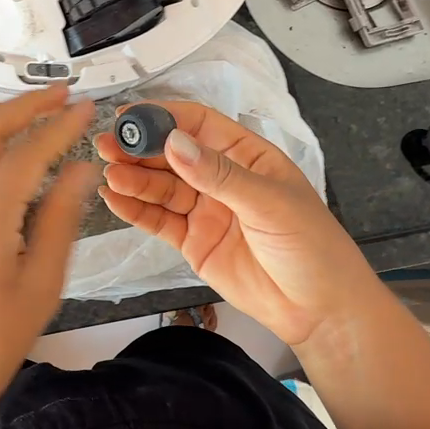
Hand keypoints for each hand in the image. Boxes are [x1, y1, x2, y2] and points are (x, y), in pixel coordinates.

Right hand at [96, 103, 368, 345]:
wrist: (321, 313)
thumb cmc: (313, 247)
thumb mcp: (270, 204)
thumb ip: (219, 175)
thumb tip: (175, 144)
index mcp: (244, 155)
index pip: (198, 124)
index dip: (164, 117)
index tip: (131, 116)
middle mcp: (219, 177)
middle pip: (170, 154)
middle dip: (139, 148)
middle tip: (108, 145)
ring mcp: (204, 209)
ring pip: (160, 186)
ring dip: (133, 178)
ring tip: (109, 173)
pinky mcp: (192, 241)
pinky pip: (157, 220)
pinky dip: (134, 209)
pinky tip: (114, 199)